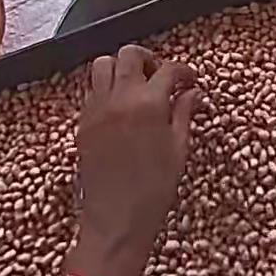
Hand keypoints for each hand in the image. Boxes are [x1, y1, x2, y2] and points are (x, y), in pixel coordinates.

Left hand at [71, 45, 201, 275]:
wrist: (115, 221)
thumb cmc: (153, 190)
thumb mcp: (179, 149)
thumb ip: (184, 114)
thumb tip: (193, 93)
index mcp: (148, 104)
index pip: (168, 70)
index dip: (184, 71)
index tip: (190, 80)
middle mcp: (119, 99)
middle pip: (130, 55)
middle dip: (149, 59)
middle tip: (161, 76)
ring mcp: (97, 109)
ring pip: (103, 65)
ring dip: (122, 68)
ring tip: (137, 87)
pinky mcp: (83, 123)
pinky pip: (92, 90)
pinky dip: (107, 88)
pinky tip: (121, 107)